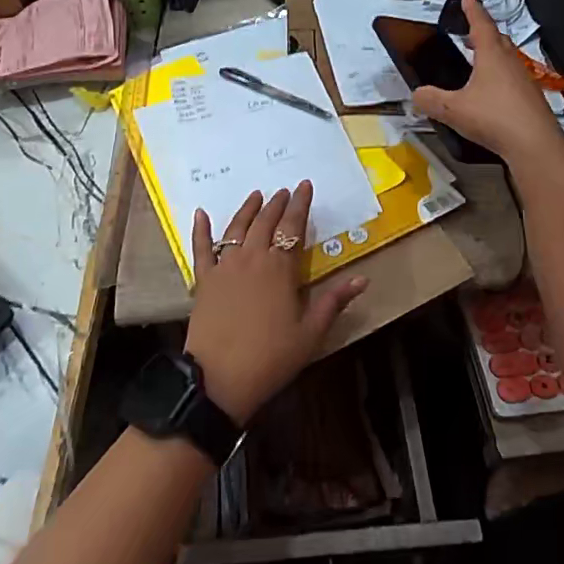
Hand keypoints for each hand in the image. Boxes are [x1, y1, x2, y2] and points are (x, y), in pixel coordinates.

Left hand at [184, 181, 368, 422]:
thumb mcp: (311, 333)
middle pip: (265, 222)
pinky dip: (201, 229)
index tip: (304, 186)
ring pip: (236, 228)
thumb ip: (334, 302)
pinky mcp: (203, 280)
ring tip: (256, 195)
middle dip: (277, 203)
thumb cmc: (272, 357)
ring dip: (247, 209)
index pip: (293, 227)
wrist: (220, 377)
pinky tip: (201, 213)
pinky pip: (201, 248)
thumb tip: (363, 279)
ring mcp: (224, 267)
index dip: (300, 205)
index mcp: (280, 268)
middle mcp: (251, 258)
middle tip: (284, 190)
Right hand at [411, 0, 563, 163]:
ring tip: (477, 60)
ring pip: (506, 59)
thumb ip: (431, 100)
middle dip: (483, 33)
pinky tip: (490, 91)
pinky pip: (511, 78)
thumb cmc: (493, 118)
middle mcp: (510, 62)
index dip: (473, 11)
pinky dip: (498, 76)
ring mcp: (523, 80)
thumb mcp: (453, 109)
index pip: (481, 25)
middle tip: (470, 32)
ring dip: (492, 54)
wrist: (534, 144)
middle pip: (497, 40)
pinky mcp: (530, 99)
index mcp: (491, 56)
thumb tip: (417, 94)